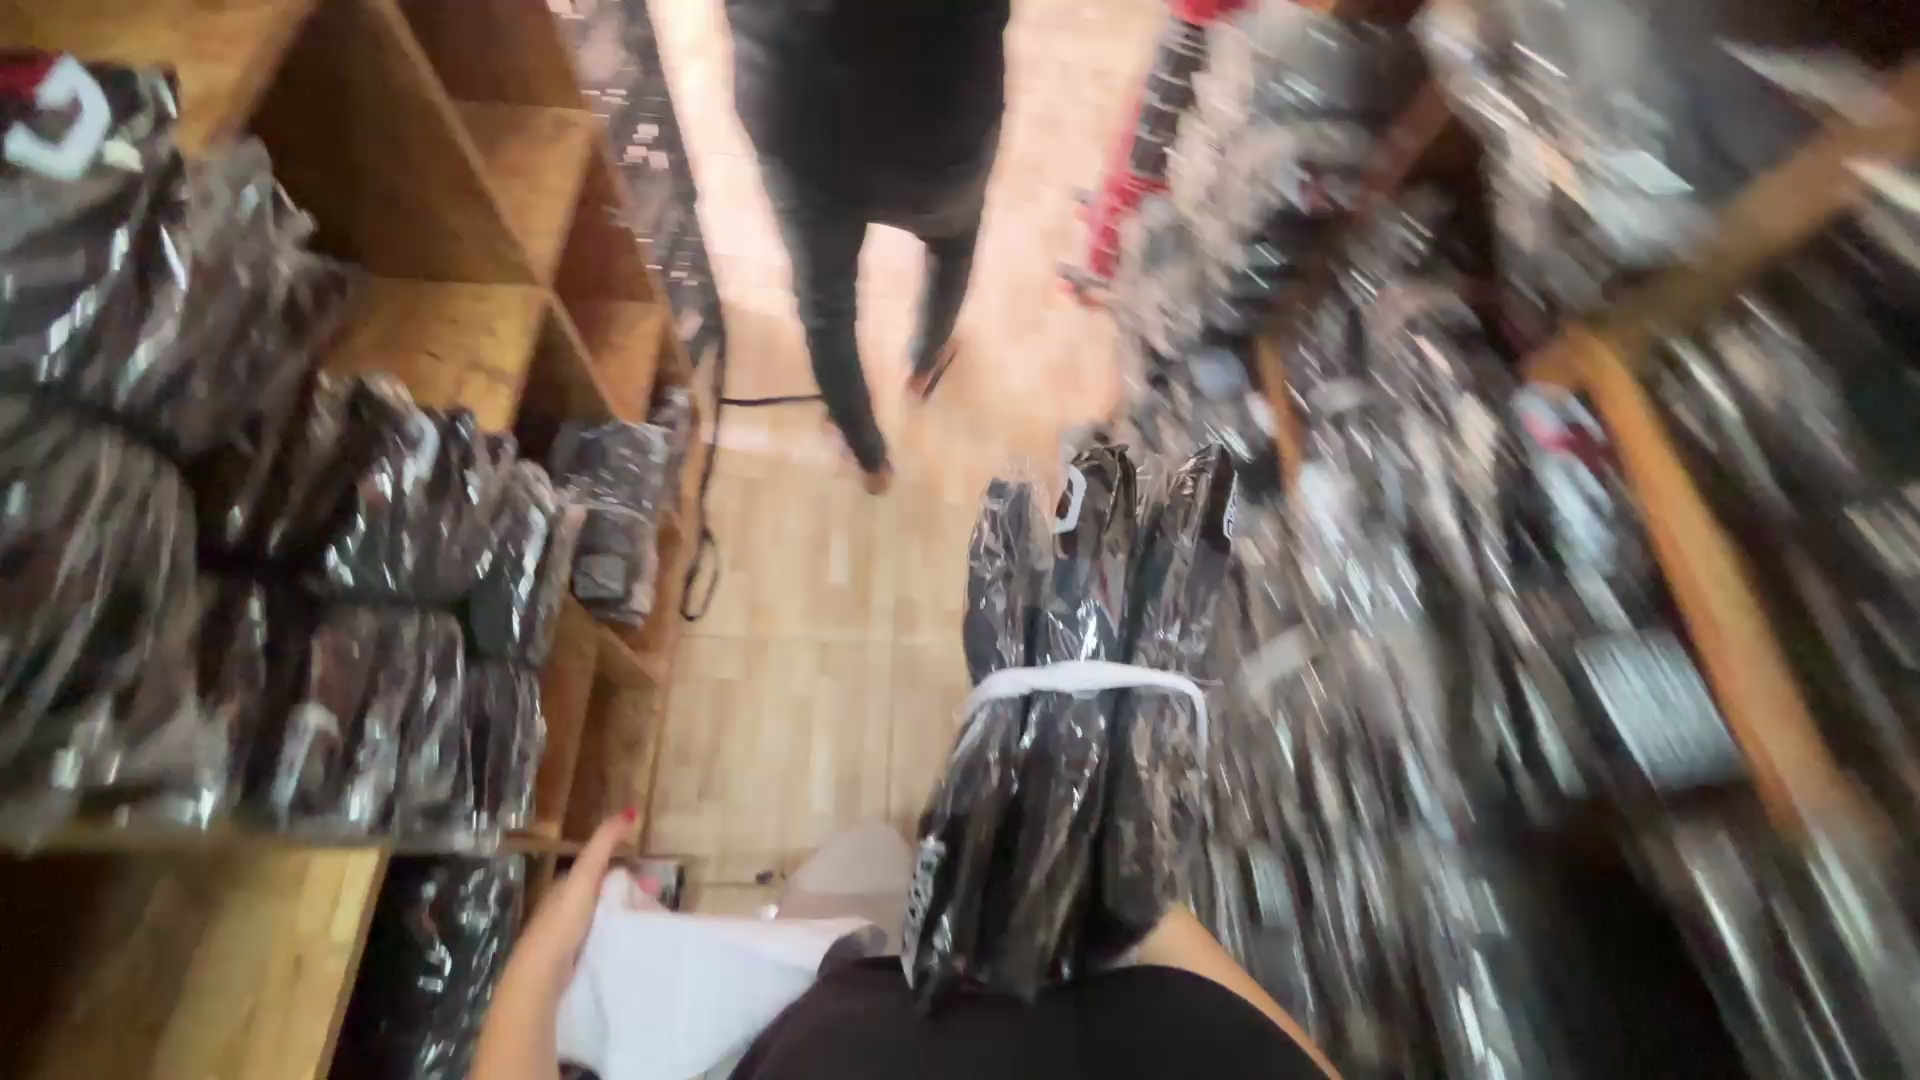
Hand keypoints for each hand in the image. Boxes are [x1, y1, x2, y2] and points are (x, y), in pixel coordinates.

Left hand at [508, 810, 638, 991]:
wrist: (540, 977)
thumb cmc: (562, 922)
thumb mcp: (585, 876)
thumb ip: (604, 843)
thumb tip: (629, 811)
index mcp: (564, 888)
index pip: (599, 871)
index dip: (627, 870)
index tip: (653, 879)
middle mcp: (564, 909)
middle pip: (604, 894)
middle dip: (632, 893)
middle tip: (658, 900)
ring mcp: (567, 938)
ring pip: (606, 917)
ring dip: (628, 914)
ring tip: (651, 921)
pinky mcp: (571, 962)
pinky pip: (603, 939)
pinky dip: (620, 935)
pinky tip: (633, 941)